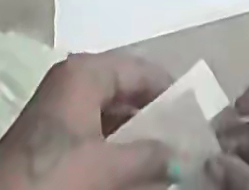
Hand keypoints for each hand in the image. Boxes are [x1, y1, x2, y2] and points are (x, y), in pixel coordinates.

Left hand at [0, 53, 177, 189]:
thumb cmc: (55, 178)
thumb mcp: (109, 168)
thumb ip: (152, 157)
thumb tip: (187, 156)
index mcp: (85, 72)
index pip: (140, 69)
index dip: (170, 91)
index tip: (197, 115)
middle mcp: (73, 79)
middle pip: (126, 89)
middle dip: (155, 115)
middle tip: (185, 138)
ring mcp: (60, 108)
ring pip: (111, 112)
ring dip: (137, 134)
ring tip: (166, 156)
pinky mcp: (51, 137)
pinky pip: (96, 131)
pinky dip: (117, 146)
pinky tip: (135, 167)